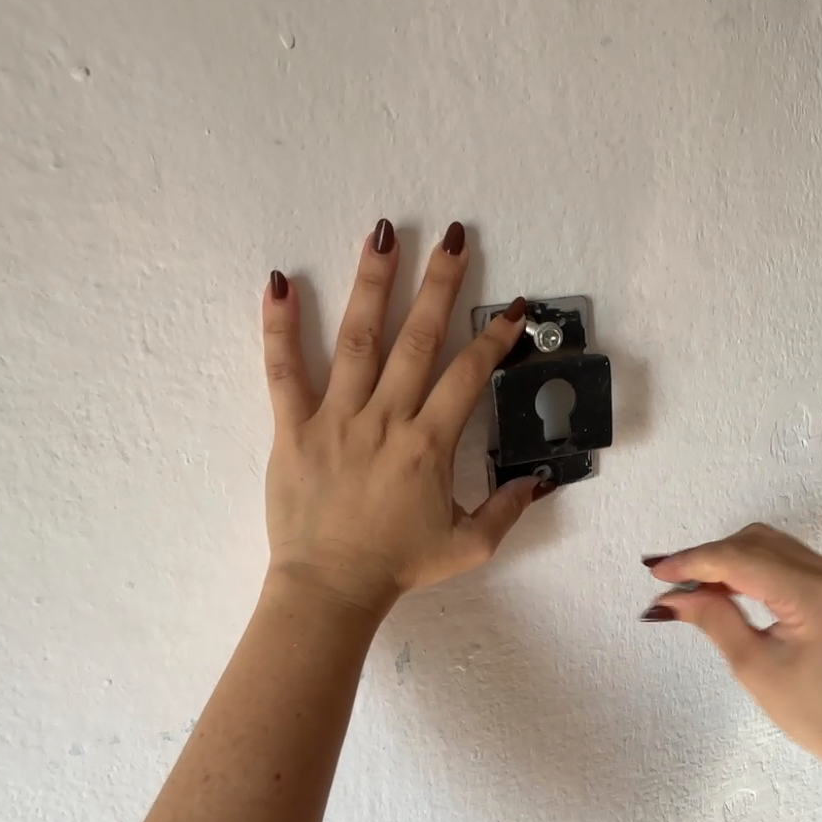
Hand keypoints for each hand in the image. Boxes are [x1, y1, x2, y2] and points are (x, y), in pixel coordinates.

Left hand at [259, 220, 548, 613]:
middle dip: (441, 284)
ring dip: (373, 283)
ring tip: (383, 234)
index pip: (469, 376)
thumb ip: (508, 509)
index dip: (495, 339)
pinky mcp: (293, 427)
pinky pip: (284, 370)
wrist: (330, 588)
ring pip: (357, 338)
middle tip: (454, 237)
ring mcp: (336, 418)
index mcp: (429, 445)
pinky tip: (281, 281)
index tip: (512, 309)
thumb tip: (541, 481)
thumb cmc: (399, 565)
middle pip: (418, 339)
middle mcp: (385, 419)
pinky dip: (280, 326)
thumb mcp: (469, 545)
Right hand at [644, 524, 821, 821]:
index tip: (656, 572)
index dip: (693, 561)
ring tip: (689, 585)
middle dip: (707, 558)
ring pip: (770, 545)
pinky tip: (726, 584)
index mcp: (819, 597)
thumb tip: (670, 598)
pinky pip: (788, 558)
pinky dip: (752, 566)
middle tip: (668, 583)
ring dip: (728, 559)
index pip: (742, 559)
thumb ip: (714, 619)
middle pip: (756, 543)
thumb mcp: (757, 670)